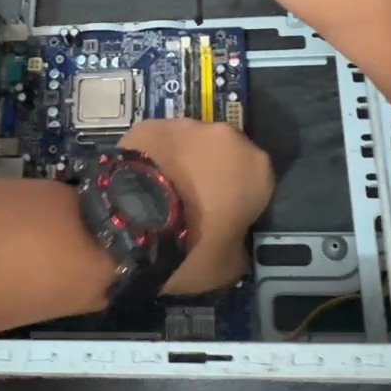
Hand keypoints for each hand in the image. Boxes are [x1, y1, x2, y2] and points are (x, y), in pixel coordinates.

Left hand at [119, 118, 272, 294]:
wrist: (131, 225)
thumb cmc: (191, 248)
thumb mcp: (229, 266)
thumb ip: (239, 247)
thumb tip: (233, 244)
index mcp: (257, 168)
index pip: (258, 183)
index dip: (243, 202)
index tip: (226, 220)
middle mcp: (226, 136)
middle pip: (226, 155)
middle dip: (215, 174)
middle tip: (194, 204)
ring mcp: (186, 125)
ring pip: (192, 144)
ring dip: (185, 163)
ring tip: (164, 192)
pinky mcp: (150, 124)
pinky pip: (159, 142)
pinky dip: (155, 156)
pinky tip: (141, 180)